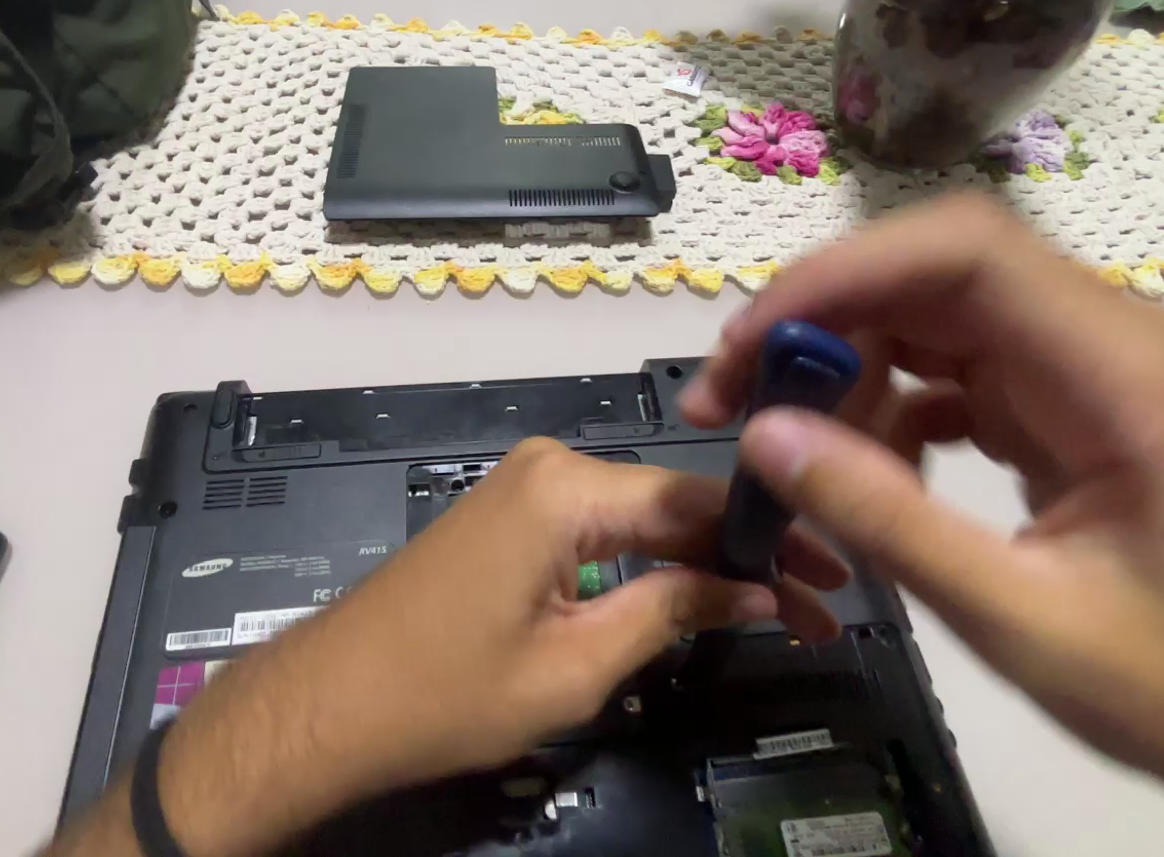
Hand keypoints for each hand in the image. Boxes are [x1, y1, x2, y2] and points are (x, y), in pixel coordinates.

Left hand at [49, 438, 849, 856]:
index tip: (831, 581)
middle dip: (739, 555)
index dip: (766, 544)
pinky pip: (596, 525)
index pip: (692, 503)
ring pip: (636, 515)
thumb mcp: (575, 666)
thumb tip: (759, 592)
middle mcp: (549, 463)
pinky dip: (645, 561)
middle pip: (667, 504)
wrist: (332, 700)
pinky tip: (691, 591)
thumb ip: (669, 612)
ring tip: (769, 603)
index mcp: (564, 488)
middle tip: (815, 604)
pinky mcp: (512, 510)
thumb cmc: (447, 692)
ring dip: (697, 560)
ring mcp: (526, 483)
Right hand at [682, 194, 1163, 856]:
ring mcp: (1071, 371)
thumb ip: (888, 523)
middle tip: (731, 390)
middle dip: (817, 317)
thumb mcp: (1025, 623)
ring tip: (777, 432)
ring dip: (836, 361)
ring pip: (922, 316)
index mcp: (1122, 373)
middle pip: (929, 273)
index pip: (966, 254)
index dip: (843, 272)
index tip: (750, 340)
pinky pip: (936, 371)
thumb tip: (760, 437)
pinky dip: (875, 403)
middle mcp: (1097, 342)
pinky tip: (854, 463)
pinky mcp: (1049, 405)